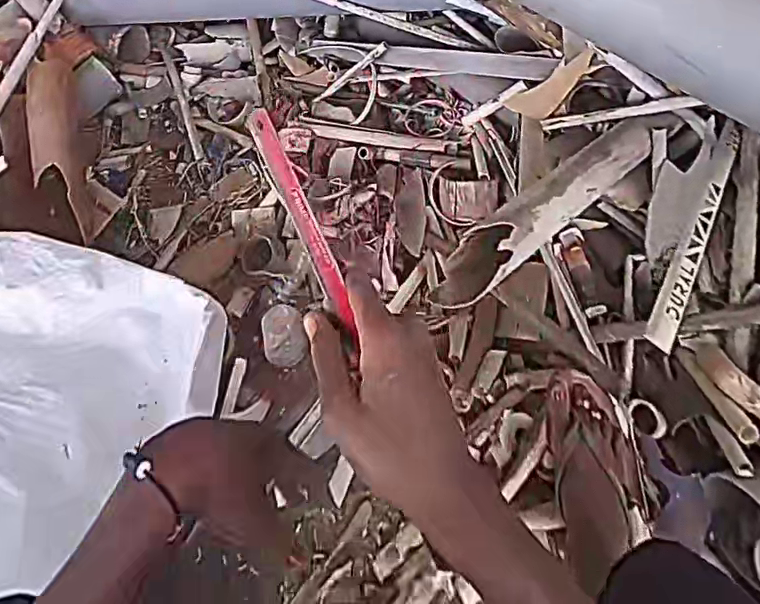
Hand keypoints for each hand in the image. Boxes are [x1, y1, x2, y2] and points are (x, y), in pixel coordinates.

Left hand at [143, 417, 319, 557]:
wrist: (169, 472)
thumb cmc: (213, 487)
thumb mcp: (255, 524)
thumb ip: (281, 539)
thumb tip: (296, 556)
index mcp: (269, 443)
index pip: (300, 462)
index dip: (311, 481)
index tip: (316, 490)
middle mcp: (245, 429)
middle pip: (271, 451)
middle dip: (280, 474)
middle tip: (286, 493)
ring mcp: (216, 429)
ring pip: (242, 448)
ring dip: (250, 469)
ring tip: (251, 493)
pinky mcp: (190, 436)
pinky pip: (215, 450)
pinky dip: (223, 466)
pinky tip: (217, 486)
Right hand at [305, 280, 486, 523]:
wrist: (445, 486)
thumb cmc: (395, 454)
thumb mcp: (340, 409)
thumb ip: (324, 356)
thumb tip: (314, 322)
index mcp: (385, 336)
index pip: (357, 285)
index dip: (334, 280)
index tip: (319, 274)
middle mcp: (408, 333)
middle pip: (366, 309)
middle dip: (347, 331)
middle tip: (337, 370)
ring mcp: (423, 348)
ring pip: (380, 330)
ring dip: (364, 350)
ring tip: (359, 395)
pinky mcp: (430, 363)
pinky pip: (396, 345)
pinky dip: (381, 360)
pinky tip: (378, 400)